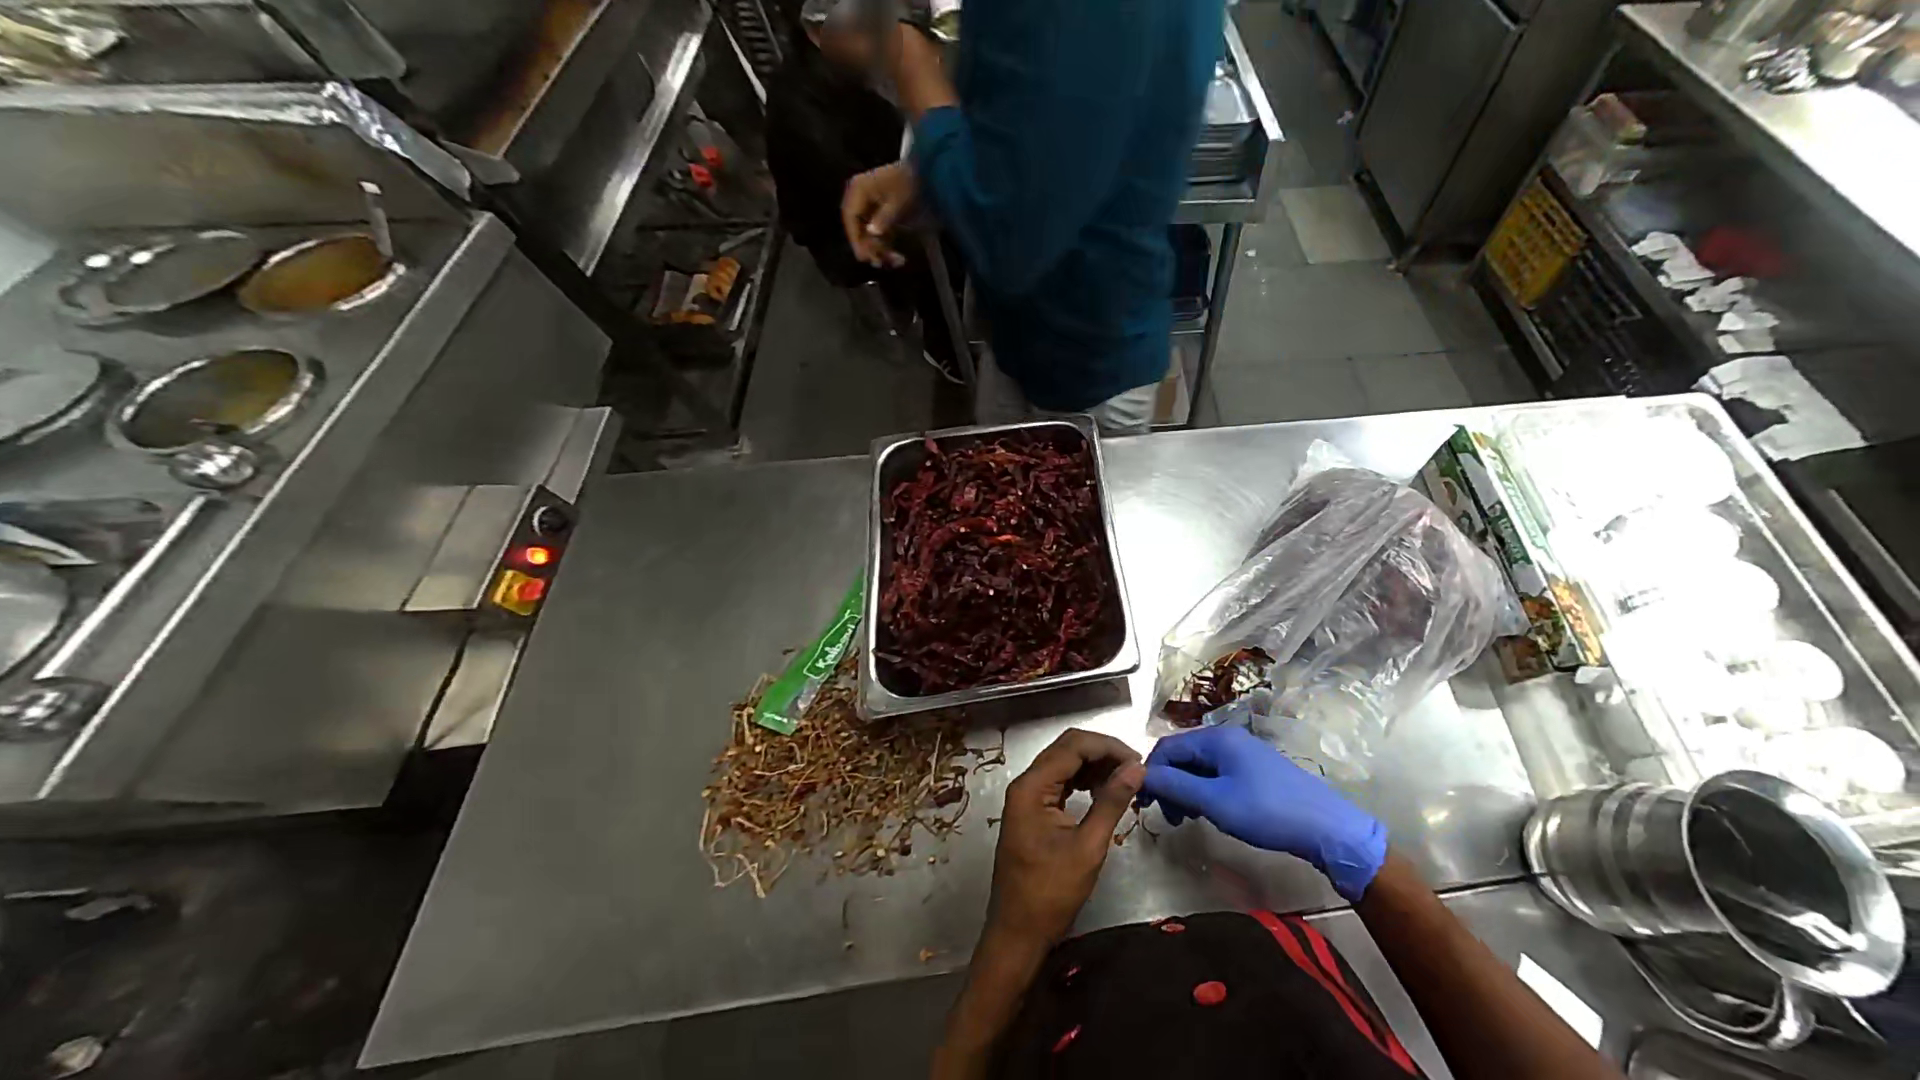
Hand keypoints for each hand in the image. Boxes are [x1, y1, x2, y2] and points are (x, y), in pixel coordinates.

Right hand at [842, 162, 914, 268]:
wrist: (924, 173)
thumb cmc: (909, 183)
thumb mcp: (898, 202)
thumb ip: (884, 218)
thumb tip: (871, 232)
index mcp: (858, 189)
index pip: (850, 217)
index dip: (856, 238)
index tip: (864, 255)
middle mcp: (858, 196)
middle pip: (857, 227)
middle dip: (869, 246)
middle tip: (881, 262)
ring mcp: (867, 205)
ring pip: (867, 233)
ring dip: (879, 248)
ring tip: (895, 261)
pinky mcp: (877, 212)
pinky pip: (876, 232)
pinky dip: (885, 244)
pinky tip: (896, 256)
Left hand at [986, 728, 1144, 948]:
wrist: (1018, 931)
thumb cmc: (1051, 892)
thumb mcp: (1088, 846)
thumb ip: (1111, 802)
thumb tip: (1138, 768)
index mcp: (1031, 787)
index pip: (1072, 746)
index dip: (1108, 747)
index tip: (1140, 761)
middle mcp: (1026, 784)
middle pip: (1066, 750)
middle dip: (1102, 753)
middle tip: (1137, 770)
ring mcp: (1028, 797)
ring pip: (1064, 765)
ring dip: (1095, 767)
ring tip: (1127, 781)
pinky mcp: (1034, 811)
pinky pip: (1061, 784)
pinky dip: (1084, 783)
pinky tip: (1106, 793)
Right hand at [1139, 725, 1387, 901]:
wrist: (1328, 830)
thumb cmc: (1267, 812)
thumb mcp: (1214, 801)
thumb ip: (1173, 785)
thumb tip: (1139, 774)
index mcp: (1215, 739)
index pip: (1165, 748)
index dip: (1150, 774)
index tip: (1144, 804)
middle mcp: (1226, 738)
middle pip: (1181, 756)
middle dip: (1168, 784)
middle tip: (1169, 817)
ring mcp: (1242, 753)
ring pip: (1198, 767)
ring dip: (1185, 791)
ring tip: (1188, 819)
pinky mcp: (1254, 770)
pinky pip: (1216, 775)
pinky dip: (1204, 792)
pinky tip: (1209, 813)